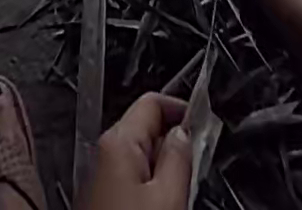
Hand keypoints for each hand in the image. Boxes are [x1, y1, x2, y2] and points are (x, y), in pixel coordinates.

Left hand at [82, 93, 191, 209]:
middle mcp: (102, 154)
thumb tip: (184, 133)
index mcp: (117, 142)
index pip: (153, 102)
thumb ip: (178, 158)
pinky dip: (148, 187)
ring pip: (140, 157)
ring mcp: (98, 179)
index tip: (203, 126)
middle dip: (172, 143)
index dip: (180, 110)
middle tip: (193, 168)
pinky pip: (130, 180)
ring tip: (176, 194)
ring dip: (161, 168)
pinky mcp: (99, 200)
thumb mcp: (167, 198)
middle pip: (146, 128)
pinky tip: (157, 206)